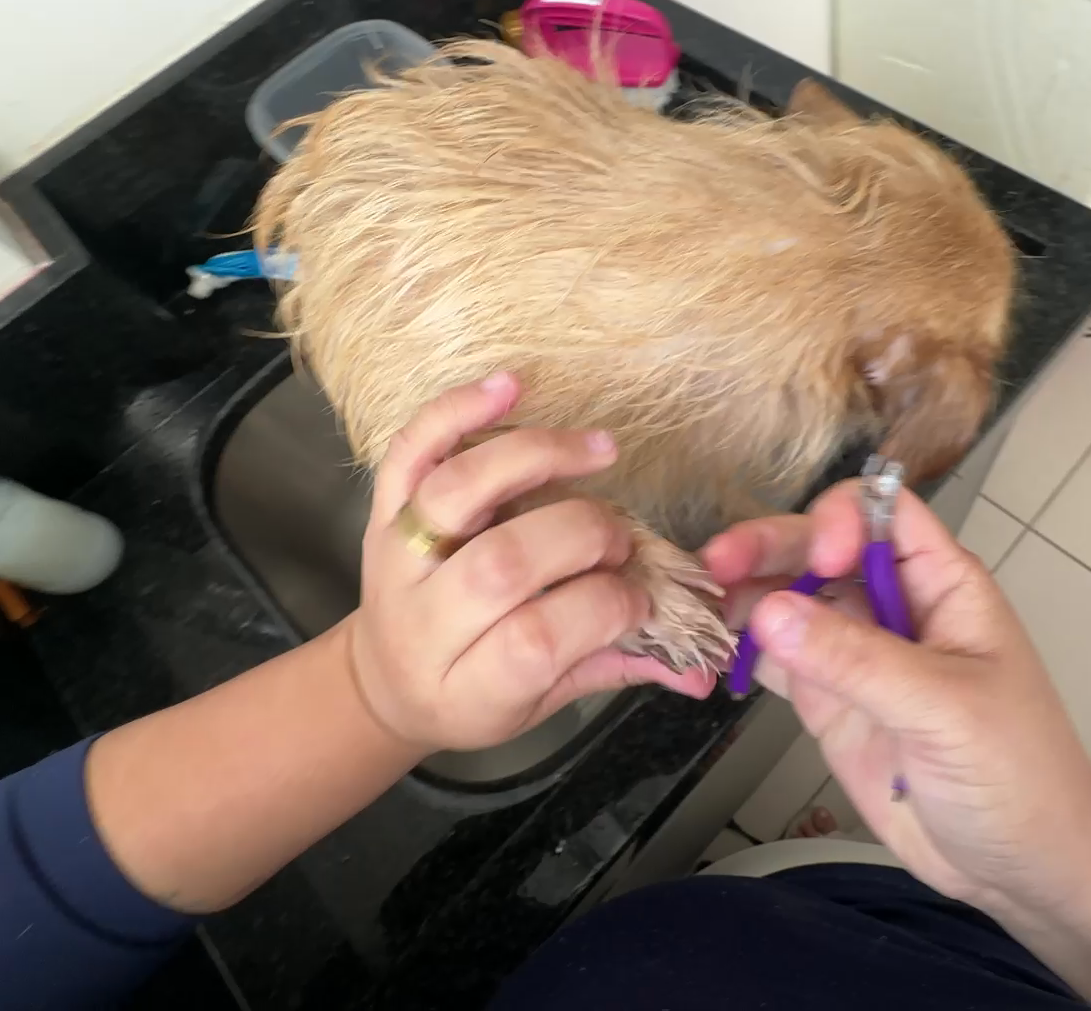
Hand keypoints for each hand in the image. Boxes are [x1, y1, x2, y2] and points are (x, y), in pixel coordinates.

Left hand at [346, 372, 713, 753]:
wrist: (386, 680)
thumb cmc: (476, 696)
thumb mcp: (542, 703)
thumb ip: (618, 671)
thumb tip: (705, 678)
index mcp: (466, 685)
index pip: (536, 641)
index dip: (605, 608)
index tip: (641, 596)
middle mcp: (423, 620)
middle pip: (502, 565)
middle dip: (583, 536)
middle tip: (617, 539)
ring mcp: (398, 558)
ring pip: (459, 493)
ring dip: (537, 459)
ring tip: (600, 450)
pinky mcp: (385, 511)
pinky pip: (411, 450)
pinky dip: (458, 411)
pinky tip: (511, 386)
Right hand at [700, 486, 1090, 911]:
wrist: (1019, 864)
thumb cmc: (1014, 772)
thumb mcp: (945, 708)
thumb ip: (858, 659)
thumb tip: (767, 611)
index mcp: (937, 581)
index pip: (881, 512)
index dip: (840, 518)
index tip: (816, 560)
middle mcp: (887, 601)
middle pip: (817, 547)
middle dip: (766, 549)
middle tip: (712, 567)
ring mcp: (851, 648)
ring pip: (785, 597)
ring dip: (740, 595)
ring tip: (694, 610)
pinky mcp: (824, 695)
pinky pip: (772, 656)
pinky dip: (737, 648)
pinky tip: (704, 651)